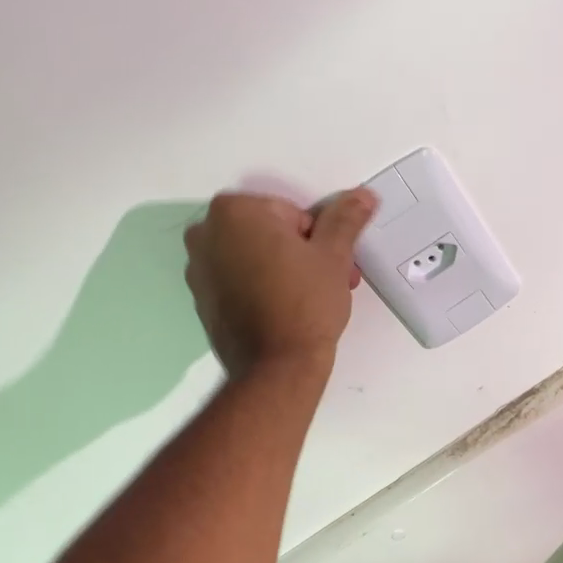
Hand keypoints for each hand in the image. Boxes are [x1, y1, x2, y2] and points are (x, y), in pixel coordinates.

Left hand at [184, 189, 376, 380]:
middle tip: (326, 286)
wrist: (276, 367)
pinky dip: (259, 290)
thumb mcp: (333, 257)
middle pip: (269, 234)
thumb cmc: (306, 305)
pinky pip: (238, 283)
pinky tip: (282, 314)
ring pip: (253, 258)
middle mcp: (206, 232)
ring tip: (307, 303)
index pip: (292, 215)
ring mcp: (198, 268)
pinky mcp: (201, 299)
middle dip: (300, 256)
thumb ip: (345, 221)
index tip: (332, 269)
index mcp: (236, 211)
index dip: (318, 242)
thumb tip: (363, 196)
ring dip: (281, 272)